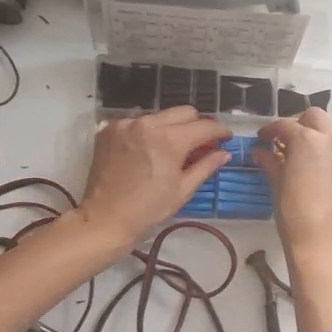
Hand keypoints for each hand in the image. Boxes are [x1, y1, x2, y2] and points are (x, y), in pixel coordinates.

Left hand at [79, 106, 231, 243]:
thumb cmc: (148, 210)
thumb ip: (206, 166)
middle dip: (197, 125)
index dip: (219, 131)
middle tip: (202, 143)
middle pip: (183, 112)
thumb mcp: (182, 190)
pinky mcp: (109, 129)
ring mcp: (125, 124)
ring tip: (173, 149)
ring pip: (160, 116)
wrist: (104, 219)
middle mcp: (147, 123)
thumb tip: (224, 153)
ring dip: (172, 128)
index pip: (204, 126)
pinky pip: (137, 123)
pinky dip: (148, 132)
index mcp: (169, 139)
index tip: (226, 137)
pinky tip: (148, 150)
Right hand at [253, 108, 331, 262]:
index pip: (285, 125)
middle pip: (316, 118)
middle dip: (300, 125)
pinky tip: (325, 179)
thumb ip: (270, 161)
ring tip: (308, 161)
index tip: (263, 138)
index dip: (271, 130)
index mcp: (307, 139)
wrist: (322, 241)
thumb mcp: (277, 184)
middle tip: (287, 142)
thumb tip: (260, 152)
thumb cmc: (293, 212)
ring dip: (319, 142)